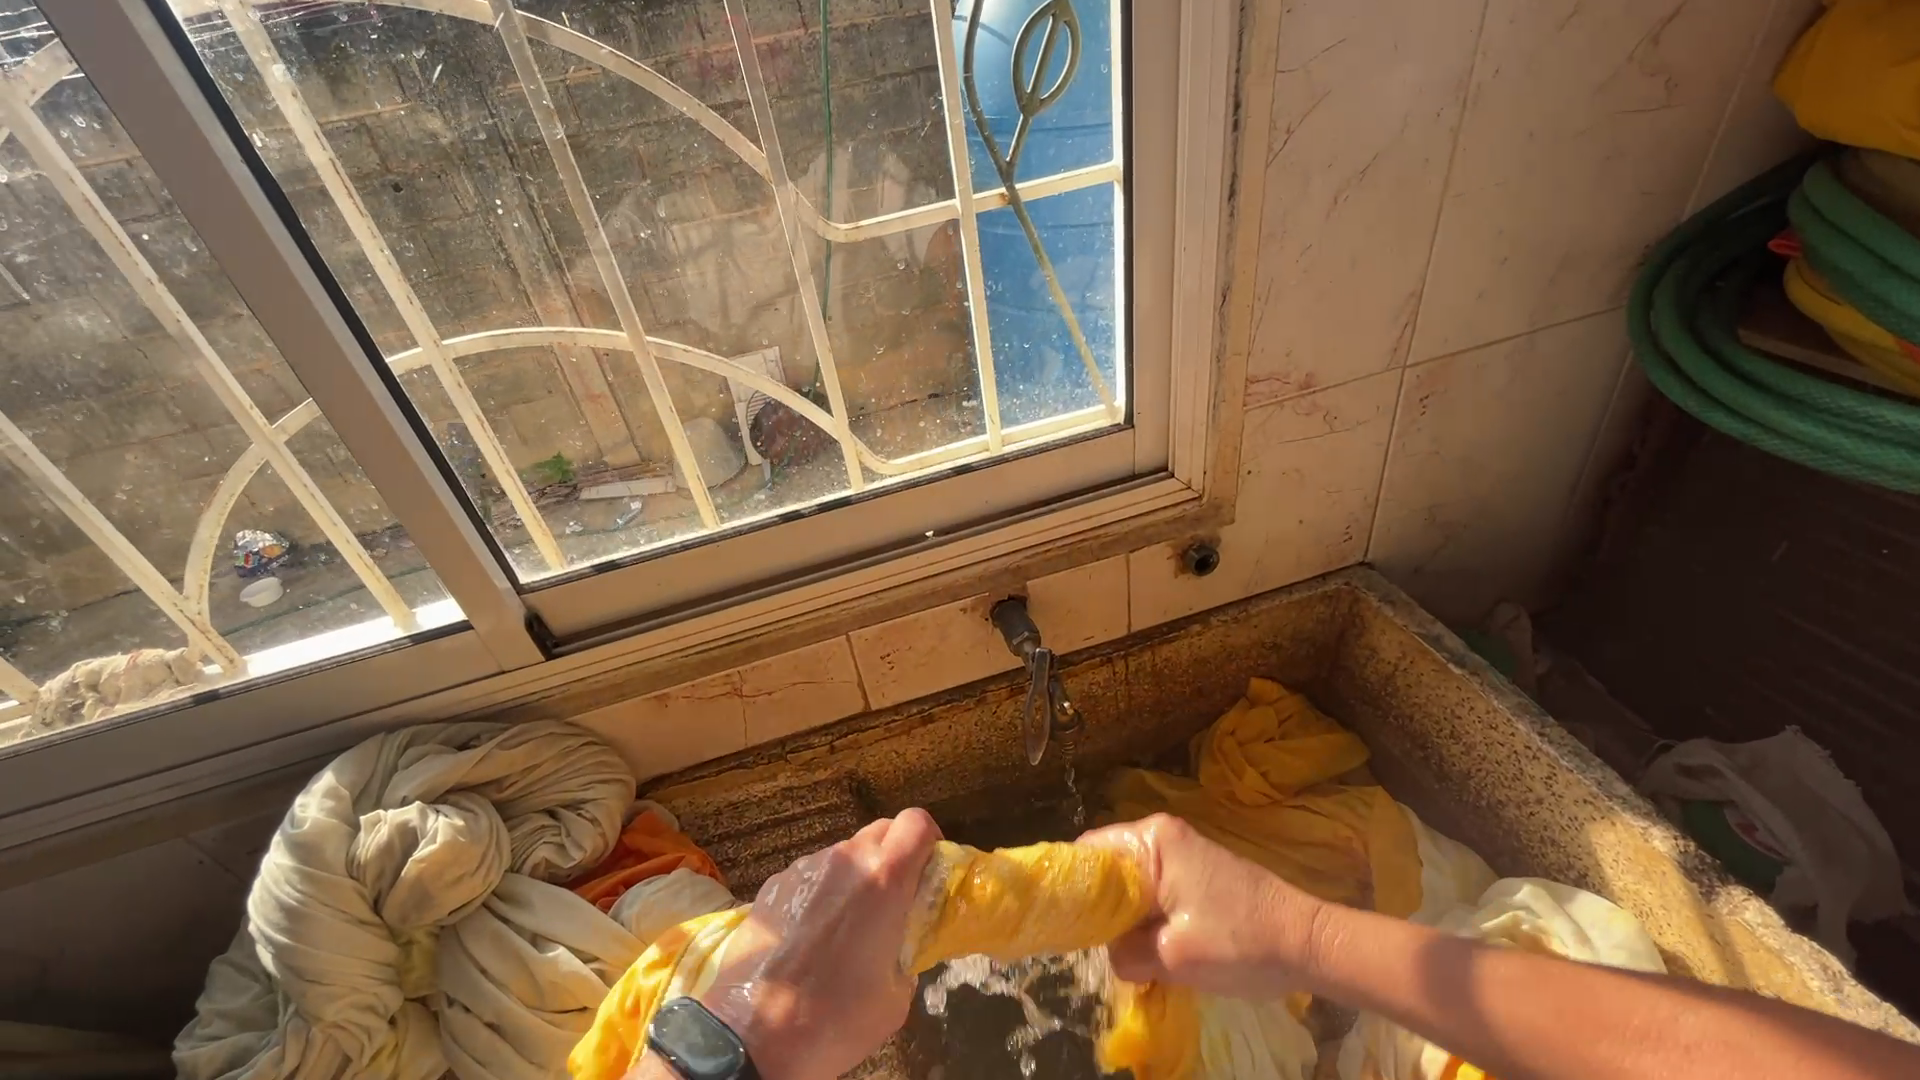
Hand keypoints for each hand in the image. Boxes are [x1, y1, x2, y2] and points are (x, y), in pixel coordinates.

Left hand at [695, 808, 941, 1079]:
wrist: (752, 1037)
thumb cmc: (835, 1019)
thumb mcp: (896, 995)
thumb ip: (909, 948)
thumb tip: (903, 937)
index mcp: (885, 877)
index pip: (918, 822)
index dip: (929, 841)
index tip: (928, 872)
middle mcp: (846, 859)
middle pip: (882, 831)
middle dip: (895, 856)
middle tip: (894, 901)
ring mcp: (805, 867)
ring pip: (845, 854)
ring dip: (856, 877)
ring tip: (845, 927)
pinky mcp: (774, 882)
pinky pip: (811, 875)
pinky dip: (821, 893)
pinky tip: (808, 937)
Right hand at [1078, 813, 1328, 998]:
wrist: (1309, 943)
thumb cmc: (1240, 942)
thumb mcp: (1173, 957)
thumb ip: (1126, 953)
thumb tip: (1112, 953)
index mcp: (1153, 840)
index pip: (1090, 851)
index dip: (1073, 886)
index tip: (1063, 921)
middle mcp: (1163, 834)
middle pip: (1109, 864)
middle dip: (1100, 905)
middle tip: (1093, 944)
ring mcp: (1182, 850)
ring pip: (1132, 879)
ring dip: (1125, 913)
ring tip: (1121, 948)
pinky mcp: (1197, 869)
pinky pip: (1154, 886)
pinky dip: (1146, 913)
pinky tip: (1150, 942)